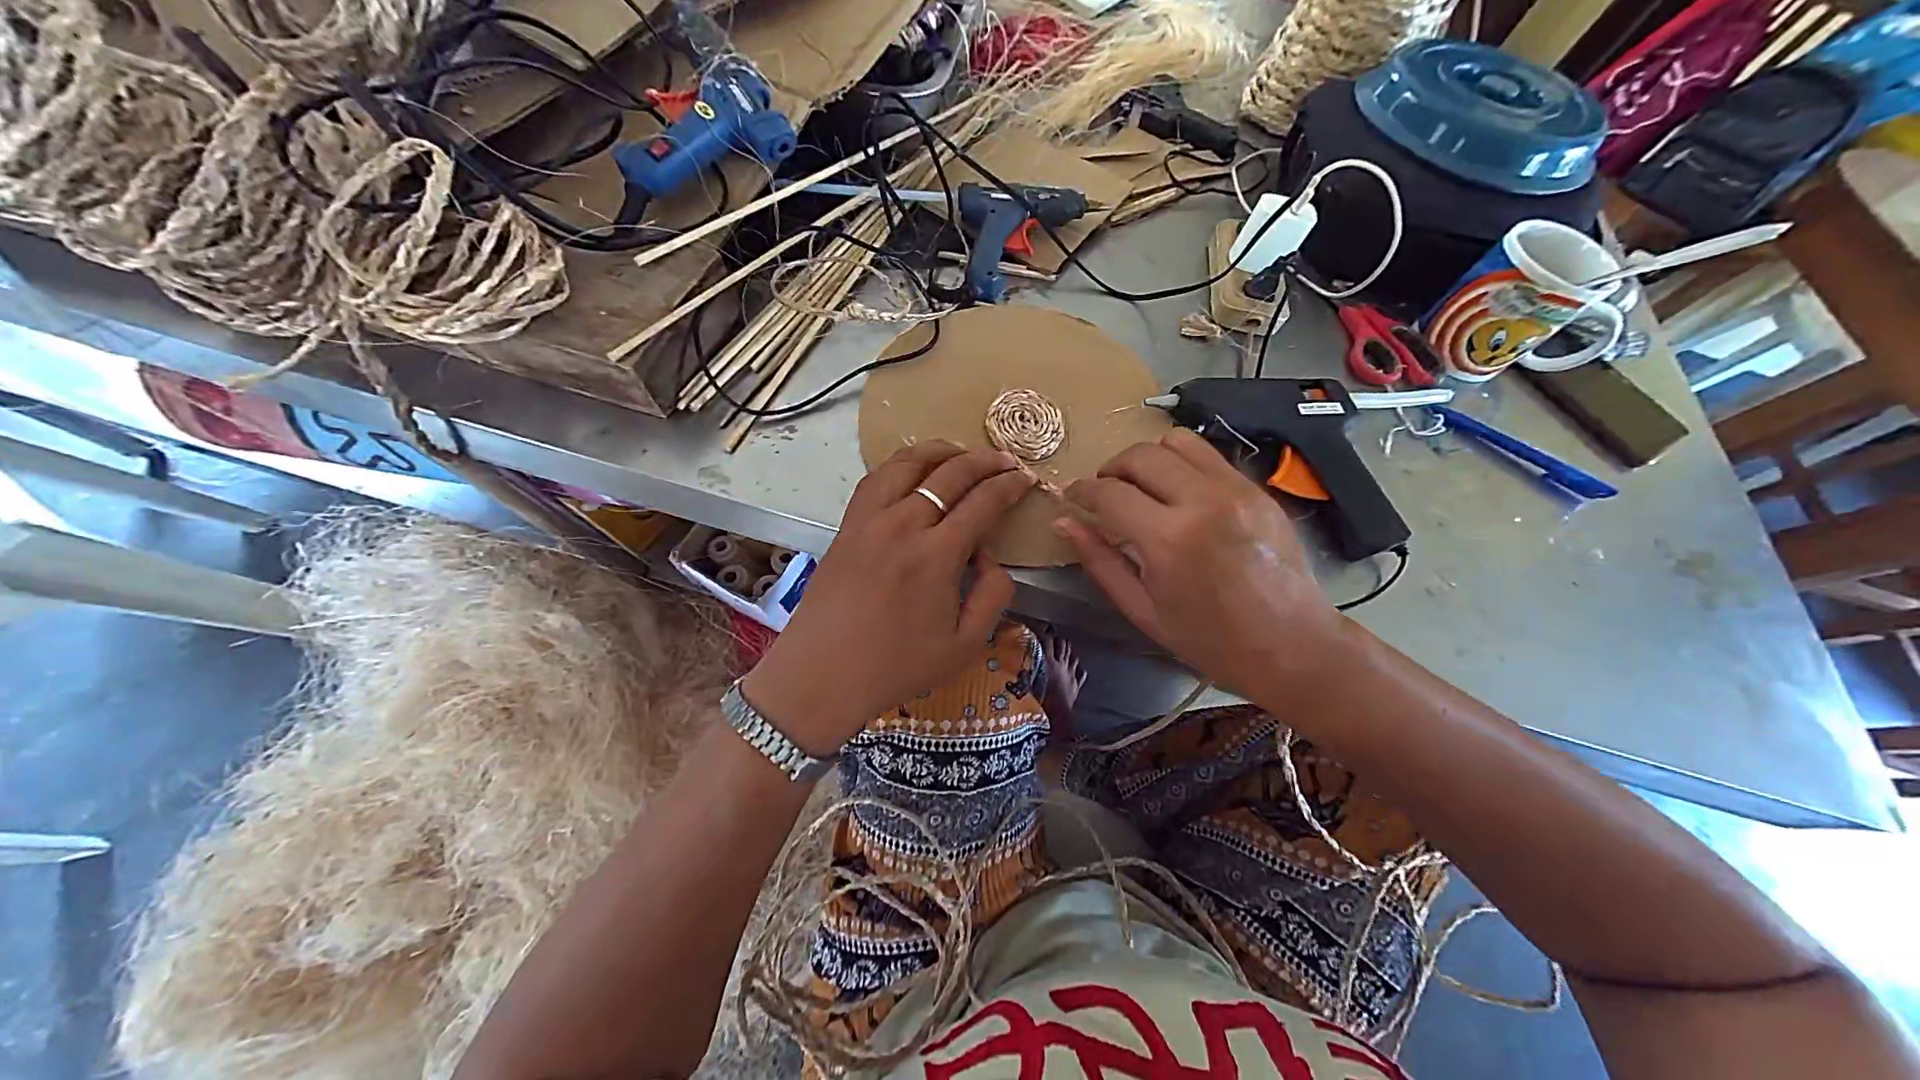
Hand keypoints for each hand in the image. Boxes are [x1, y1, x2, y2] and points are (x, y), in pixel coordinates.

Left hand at [743, 441, 1034, 755]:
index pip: (983, 501)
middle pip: (950, 473)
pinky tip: (912, 469)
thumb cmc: (896, 666)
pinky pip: (876, 479)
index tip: (1027, 480)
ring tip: (962, 453)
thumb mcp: (965, 644)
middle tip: (1006, 461)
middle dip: (985, 461)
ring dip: (941, 451)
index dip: (1010, 486)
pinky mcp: (846, 525)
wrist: (822, 674)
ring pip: (908, 463)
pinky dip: (901, 463)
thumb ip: (993, 594)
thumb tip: (991, 556)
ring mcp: (869, 520)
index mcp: (937, 554)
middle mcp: (903, 524)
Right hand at [1053, 429, 1346, 695]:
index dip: (1082, 491)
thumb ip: (1099, 560)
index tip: (1072, 497)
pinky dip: (1182, 463)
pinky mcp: (1257, 488)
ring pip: (1176, 441)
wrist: (1292, 645)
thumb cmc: (1210, 640)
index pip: (1109, 492)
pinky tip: (1178, 492)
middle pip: (1139, 456)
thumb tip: (1063, 521)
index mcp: (1168, 541)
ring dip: (1147, 458)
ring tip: (1142, 487)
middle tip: (1105, 494)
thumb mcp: (1142, 609)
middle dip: (1110, 469)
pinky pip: (1209, 454)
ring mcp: (1235, 490)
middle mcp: (1202, 502)